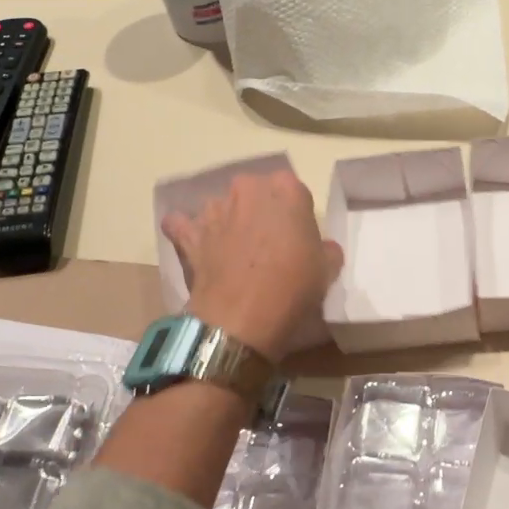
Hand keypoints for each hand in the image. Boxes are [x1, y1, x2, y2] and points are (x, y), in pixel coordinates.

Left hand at [164, 171, 341, 359]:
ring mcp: (213, 208)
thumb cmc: (293, 289)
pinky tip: (196, 247)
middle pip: (256, 193)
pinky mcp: (187, 232)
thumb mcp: (327, 270)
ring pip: (222, 207)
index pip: (294, 192)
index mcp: (286, 189)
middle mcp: (247, 189)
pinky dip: (187, 231)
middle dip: (261, 212)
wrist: (242, 319)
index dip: (297, 217)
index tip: (299, 240)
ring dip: (228, 222)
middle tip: (269, 245)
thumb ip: (326, 250)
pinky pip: (182, 224)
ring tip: (235, 254)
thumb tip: (322, 248)